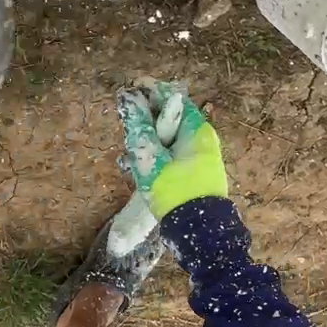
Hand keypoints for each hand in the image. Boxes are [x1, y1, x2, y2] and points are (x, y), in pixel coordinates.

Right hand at [117, 81, 228, 218]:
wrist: (198, 233)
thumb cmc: (174, 191)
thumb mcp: (149, 157)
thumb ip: (138, 126)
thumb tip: (128, 98)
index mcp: (196, 129)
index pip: (172, 98)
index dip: (148, 93)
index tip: (125, 95)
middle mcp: (201, 139)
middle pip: (167, 119)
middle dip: (143, 123)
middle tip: (126, 132)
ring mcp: (198, 158)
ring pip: (165, 140)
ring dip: (145, 144)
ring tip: (128, 160)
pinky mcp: (193, 175)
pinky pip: (169, 157)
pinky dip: (153, 159)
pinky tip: (136, 172)